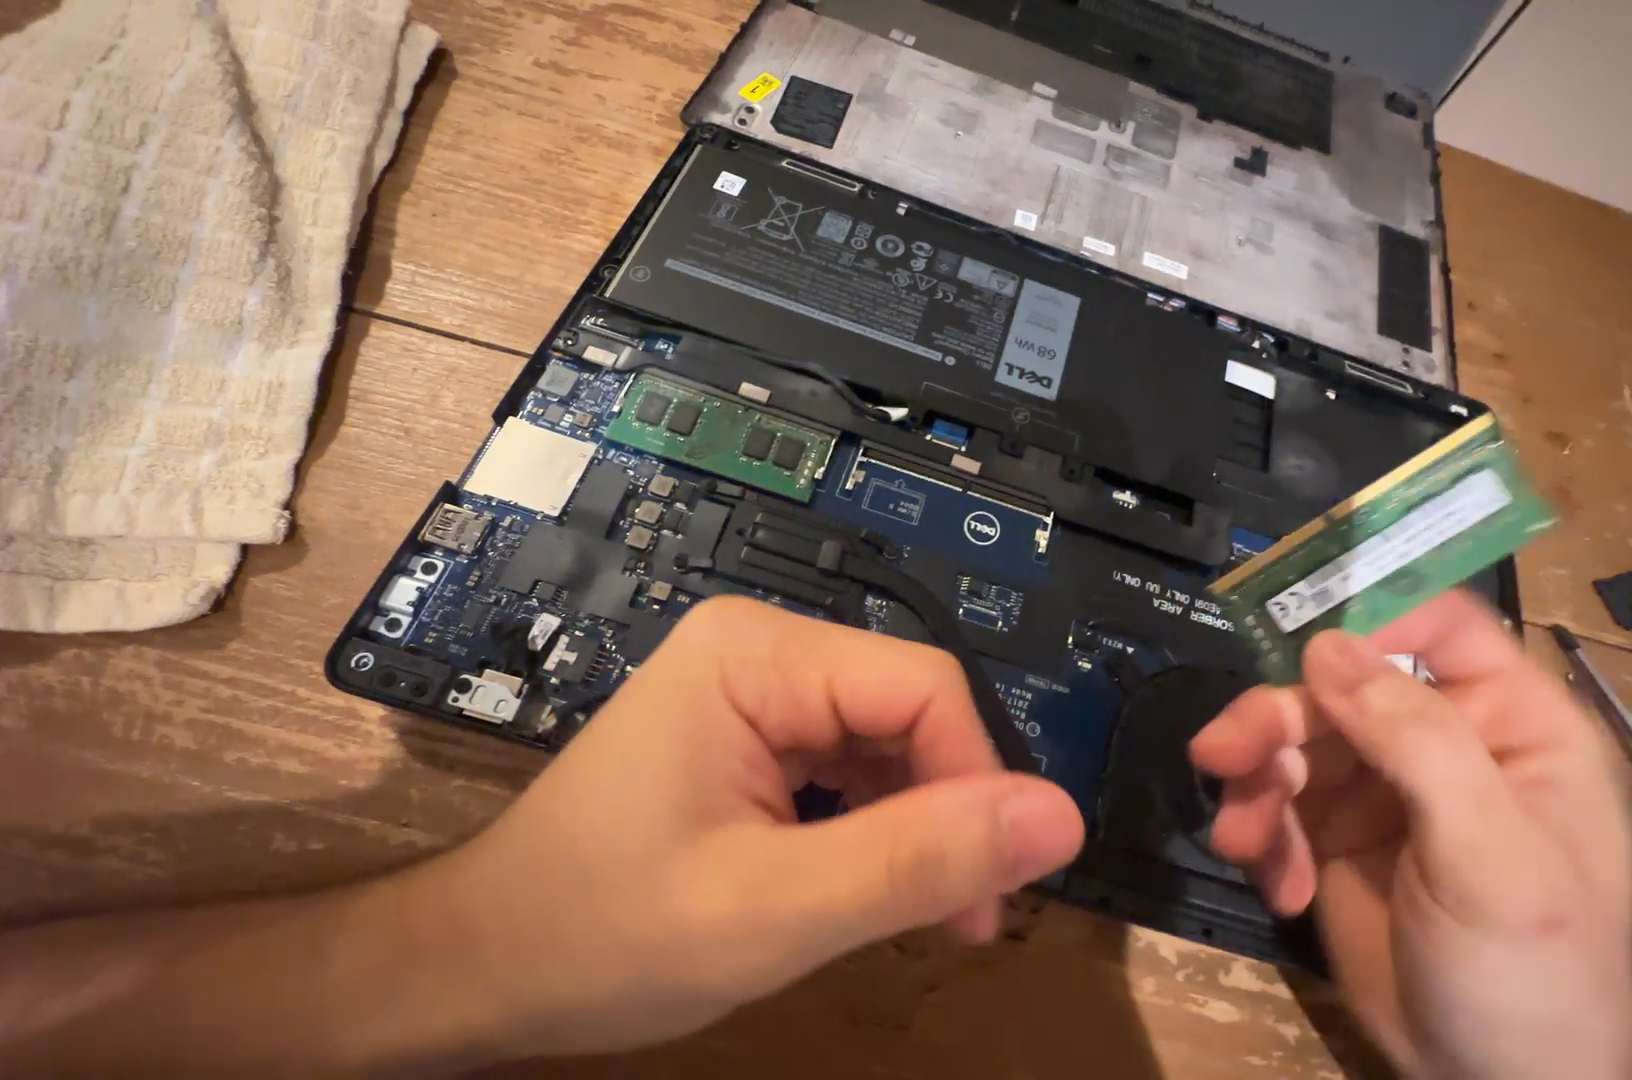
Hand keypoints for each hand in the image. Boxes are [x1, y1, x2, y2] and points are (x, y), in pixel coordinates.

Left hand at [424, 596, 1084, 1058]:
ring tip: (923, 912)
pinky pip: (852, 762)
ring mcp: (759, 688)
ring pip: (890, 740)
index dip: (976, 779)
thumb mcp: (770, 911)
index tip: (991, 886)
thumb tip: (1060, 815)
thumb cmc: (599, 934)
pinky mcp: (757, 730)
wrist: (478, 965)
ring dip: (919, 824)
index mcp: (759, 652)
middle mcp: (765, 648)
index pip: (924, 685)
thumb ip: (916, 860)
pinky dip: (880, 824)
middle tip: (963, 915)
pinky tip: (873, 880)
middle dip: (946, 811)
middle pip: (909, 709)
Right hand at [1190, 591, 1631, 1079]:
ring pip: (1290, 739)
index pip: (1441, 626)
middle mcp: (1437, 739)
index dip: (1371, 615)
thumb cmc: (1530, 974)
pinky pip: (1276, 801)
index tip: (1293, 637)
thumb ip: (1417, 743)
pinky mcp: (1332, 829)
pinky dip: (1263, 835)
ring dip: (1255, 784)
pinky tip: (1278, 886)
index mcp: (1507, 725)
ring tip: (1240, 838)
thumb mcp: (1491, 859)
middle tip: (1220, 755)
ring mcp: (1378, 784)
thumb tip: (1324, 647)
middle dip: (1274, 721)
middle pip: (1334, 685)